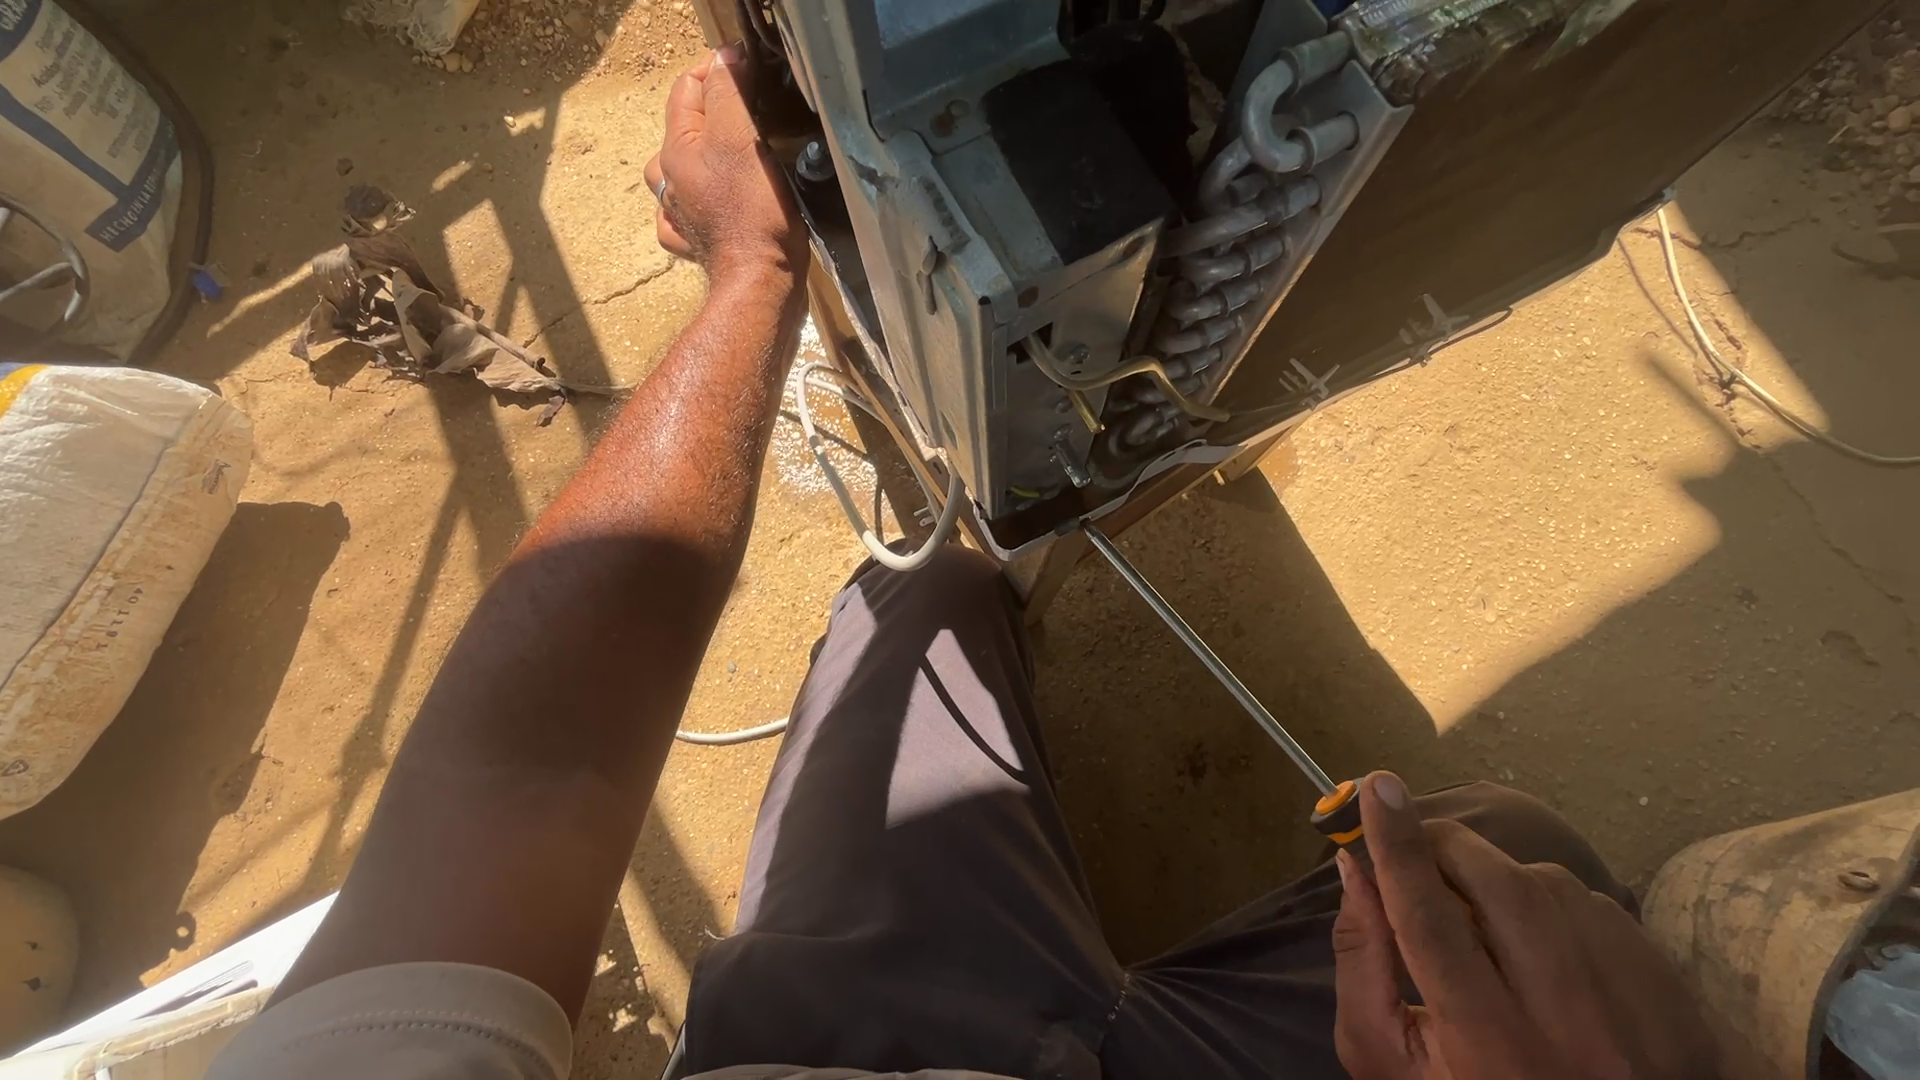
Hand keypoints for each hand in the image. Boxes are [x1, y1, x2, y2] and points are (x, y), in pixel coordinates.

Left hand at [644, 47, 802, 283]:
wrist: (760, 286)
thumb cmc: (753, 213)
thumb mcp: (741, 139)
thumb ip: (729, 92)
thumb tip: (726, 60)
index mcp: (674, 149)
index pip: (687, 88)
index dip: (719, 72)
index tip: (753, 75)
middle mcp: (668, 182)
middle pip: (687, 133)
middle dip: (717, 122)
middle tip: (754, 126)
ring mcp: (679, 218)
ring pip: (686, 177)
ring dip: (707, 167)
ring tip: (738, 169)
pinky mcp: (697, 248)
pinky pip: (691, 218)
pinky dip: (704, 209)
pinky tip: (718, 212)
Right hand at [1332, 771, 1717, 1078]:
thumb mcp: (1382, 1051)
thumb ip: (1359, 957)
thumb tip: (1355, 863)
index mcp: (1489, 1050)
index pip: (1431, 920)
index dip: (1399, 846)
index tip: (1378, 785)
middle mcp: (1574, 1033)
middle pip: (1499, 887)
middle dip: (1447, 846)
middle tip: (1423, 848)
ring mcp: (1643, 1022)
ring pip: (1551, 887)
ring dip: (1500, 879)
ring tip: (1485, 922)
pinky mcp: (1681, 1010)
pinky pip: (1602, 908)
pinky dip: (1555, 905)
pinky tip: (1542, 946)